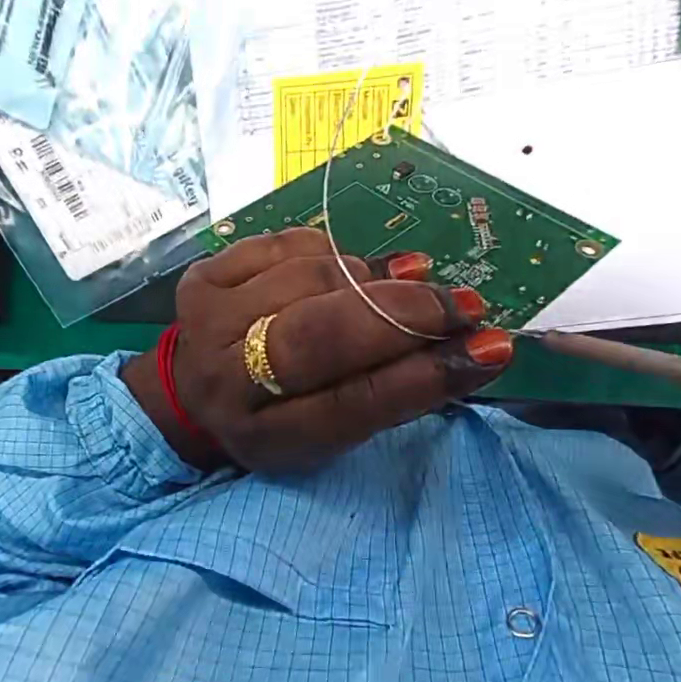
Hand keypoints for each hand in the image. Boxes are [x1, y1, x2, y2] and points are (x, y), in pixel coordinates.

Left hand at [122, 228, 515, 471]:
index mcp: (262, 436)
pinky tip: (350, 270)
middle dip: (406, 313)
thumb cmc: (275, 419)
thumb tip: (477, 344)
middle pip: (322, 333)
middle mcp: (226, 379)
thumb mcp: (327, 433)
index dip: (423, 376)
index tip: (488, 348)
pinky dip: (334, 253)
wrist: (192, 393)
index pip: (349, 405)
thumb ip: (390, 396)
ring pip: (312, 278)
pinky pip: (290, 245)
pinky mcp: (204, 276)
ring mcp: (208, 320)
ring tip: (406, 287)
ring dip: (374, 278)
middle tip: (461, 307)